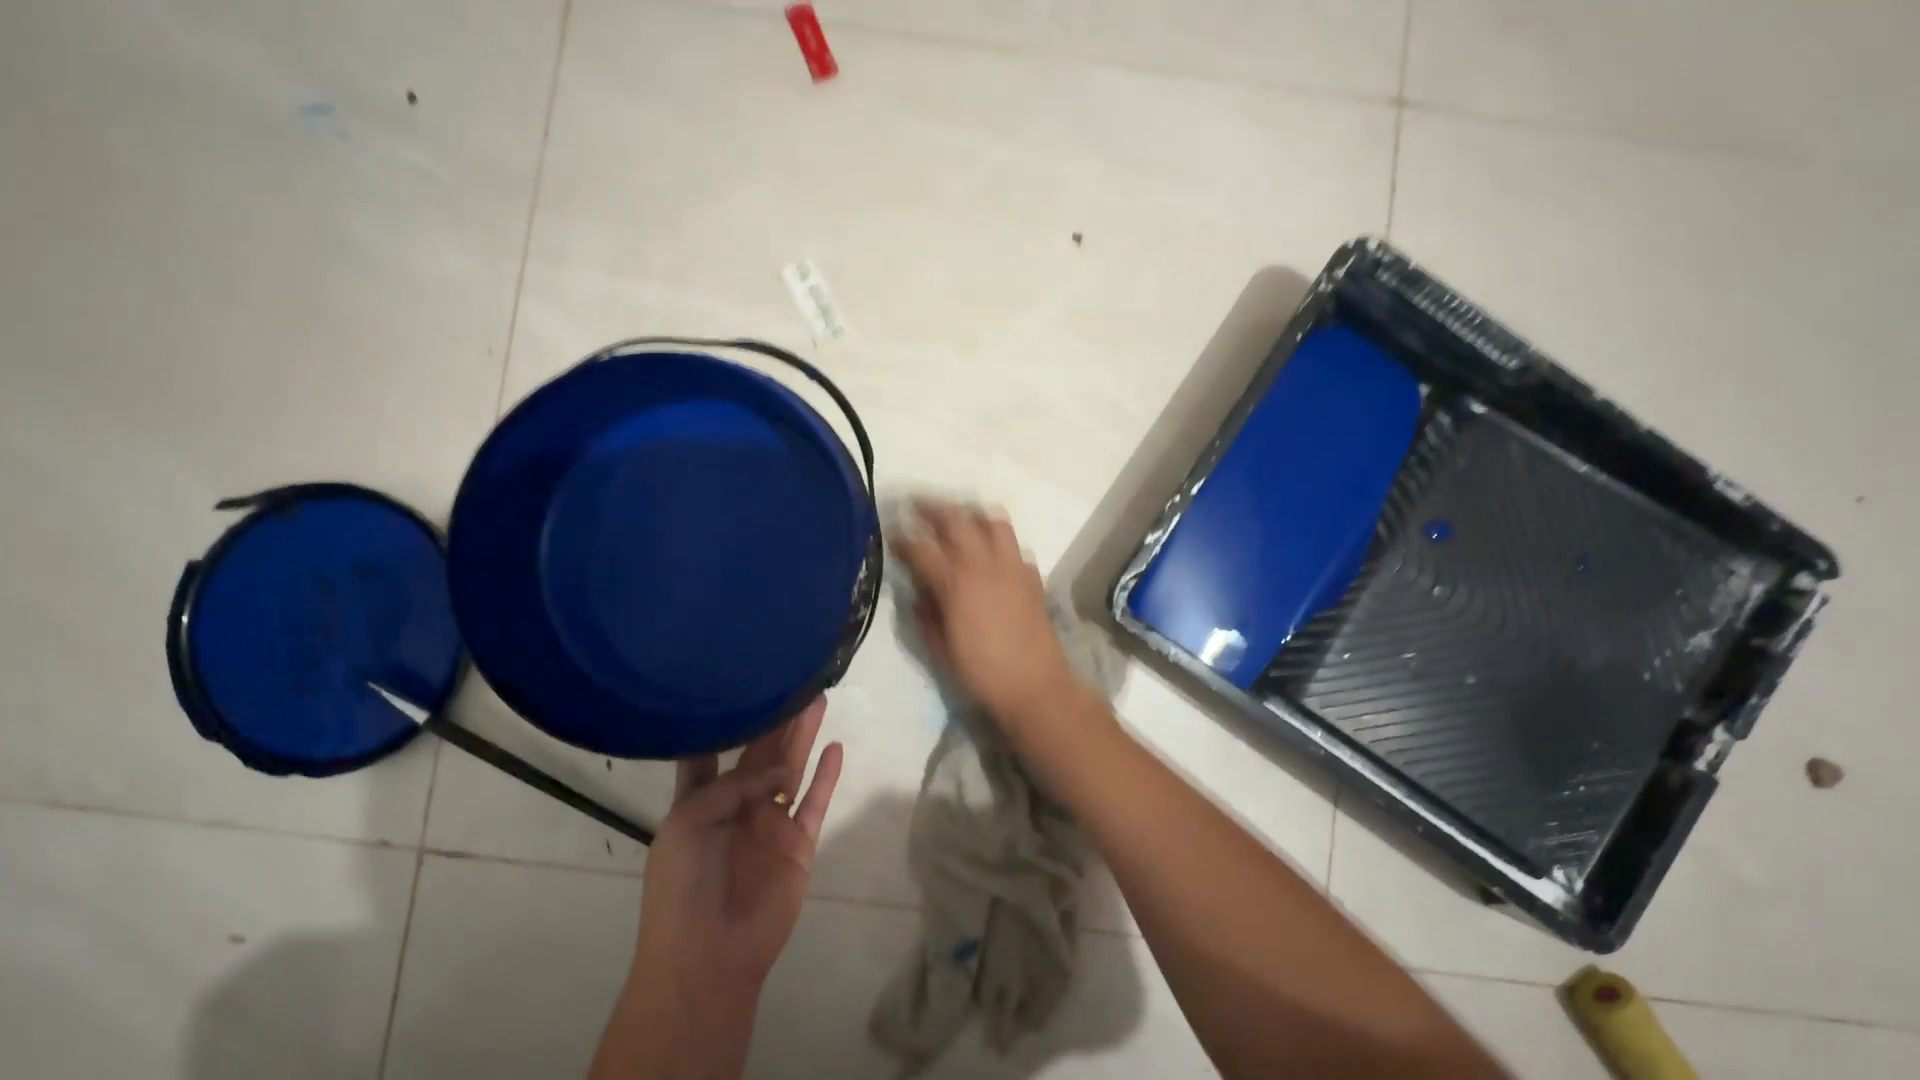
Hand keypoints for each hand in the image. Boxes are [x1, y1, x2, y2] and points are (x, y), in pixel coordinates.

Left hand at [631, 697, 843, 1011]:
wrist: (708, 952)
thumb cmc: (683, 885)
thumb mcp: (688, 823)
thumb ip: (730, 785)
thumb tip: (774, 772)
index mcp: (698, 803)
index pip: (707, 755)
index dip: (719, 724)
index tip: (731, 686)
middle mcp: (736, 808)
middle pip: (758, 754)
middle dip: (773, 720)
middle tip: (791, 680)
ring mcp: (769, 825)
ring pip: (790, 770)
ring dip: (803, 736)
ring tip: (817, 698)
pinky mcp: (799, 844)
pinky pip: (814, 802)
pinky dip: (826, 777)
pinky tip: (836, 747)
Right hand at [892, 499, 1079, 725]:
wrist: (1035, 687)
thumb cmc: (981, 673)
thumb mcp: (939, 648)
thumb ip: (925, 613)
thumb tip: (919, 592)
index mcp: (955, 582)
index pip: (921, 546)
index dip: (901, 538)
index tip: (890, 535)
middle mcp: (984, 564)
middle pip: (955, 518)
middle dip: (931, 507)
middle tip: (915, 505)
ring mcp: (1012, 566)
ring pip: (991, 521)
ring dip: (970, 514)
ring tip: (957, 520)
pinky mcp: (1032, 576)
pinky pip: (1014, 545)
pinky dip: (997, 541)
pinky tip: (990, 555)